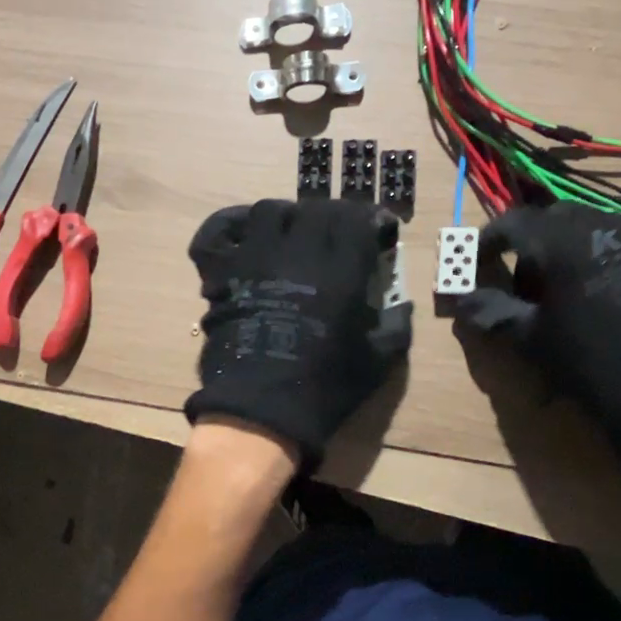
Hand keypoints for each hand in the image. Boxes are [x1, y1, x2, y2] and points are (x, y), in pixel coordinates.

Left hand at [185, 198, 410, 469]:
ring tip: (292, 237)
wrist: (260, 410)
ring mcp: (255, 259)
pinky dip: (230, 226)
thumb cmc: (324, 388)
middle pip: (317, 210)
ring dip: (286, 218)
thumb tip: (401, 305)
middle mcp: (298, 252)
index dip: (371, 221)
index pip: (358, 219)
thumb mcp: (378, 361)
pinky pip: (218, 233)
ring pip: (270, 211)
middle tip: (338, 237)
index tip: (376, 234)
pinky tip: (245, 237)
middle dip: (334, 218)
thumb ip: (395, 325)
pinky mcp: (223, 274)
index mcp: (341, 270)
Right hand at [456, 201, 620, 482]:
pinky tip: (611, 301)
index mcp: (563, 241)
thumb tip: (461, 298)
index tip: (480, 264)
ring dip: (572, 252)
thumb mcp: (530, 340)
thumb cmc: (590, 365)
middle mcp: (606, 224)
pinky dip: (608, 263)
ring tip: (569, 294)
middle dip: (533, 245)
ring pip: (596, 229)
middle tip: (525, 284)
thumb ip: (492, 311)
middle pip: (556, 219)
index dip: (490, 241)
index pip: (514, 221)